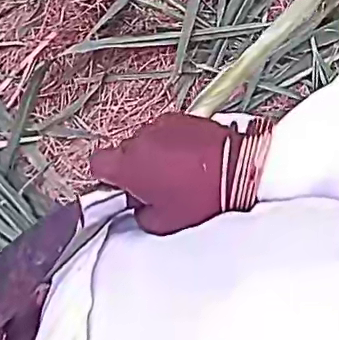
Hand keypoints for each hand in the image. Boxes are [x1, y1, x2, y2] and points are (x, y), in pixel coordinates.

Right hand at [88, 112, 229, 235]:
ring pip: (147, 140)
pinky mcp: (184, 116)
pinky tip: (191, 160)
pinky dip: (173, 142)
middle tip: (154, 187)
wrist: (240, 169)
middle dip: (134, 167)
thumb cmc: (201, 198)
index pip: (98, 163)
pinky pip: (168, 131)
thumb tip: (139, 206)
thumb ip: (140, 213)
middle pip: (124, 151)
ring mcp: (162, 123)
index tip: (117, 186)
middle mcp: (140, 138)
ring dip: (155, 153)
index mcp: (128, 164)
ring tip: (179, 174)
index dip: (105, 176)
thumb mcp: (164, 223)